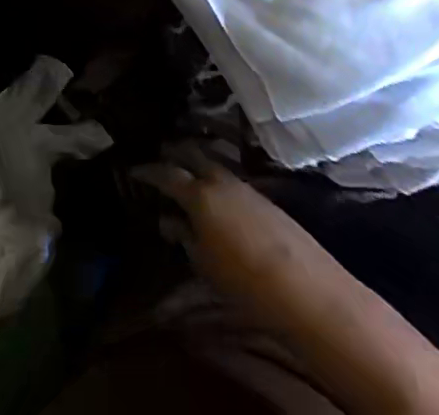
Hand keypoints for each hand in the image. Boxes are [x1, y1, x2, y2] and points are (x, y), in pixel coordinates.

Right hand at [133, 143, 312, 300]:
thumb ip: (183, 235)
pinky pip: (230, 178)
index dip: (148, 171)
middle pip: (194, 154)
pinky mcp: (263, 197)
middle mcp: (221, 180)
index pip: (167, 174)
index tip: (134, 169)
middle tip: (161, 156)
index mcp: (200, 195)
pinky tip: (215, 195)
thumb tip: (168, 220)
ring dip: (198, 164)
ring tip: (186, 173)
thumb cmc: (242, 278)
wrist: (304, 285)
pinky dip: (215, 178)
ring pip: (214, 163)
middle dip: (175, 152)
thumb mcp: (203, 262)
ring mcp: (245, 186)